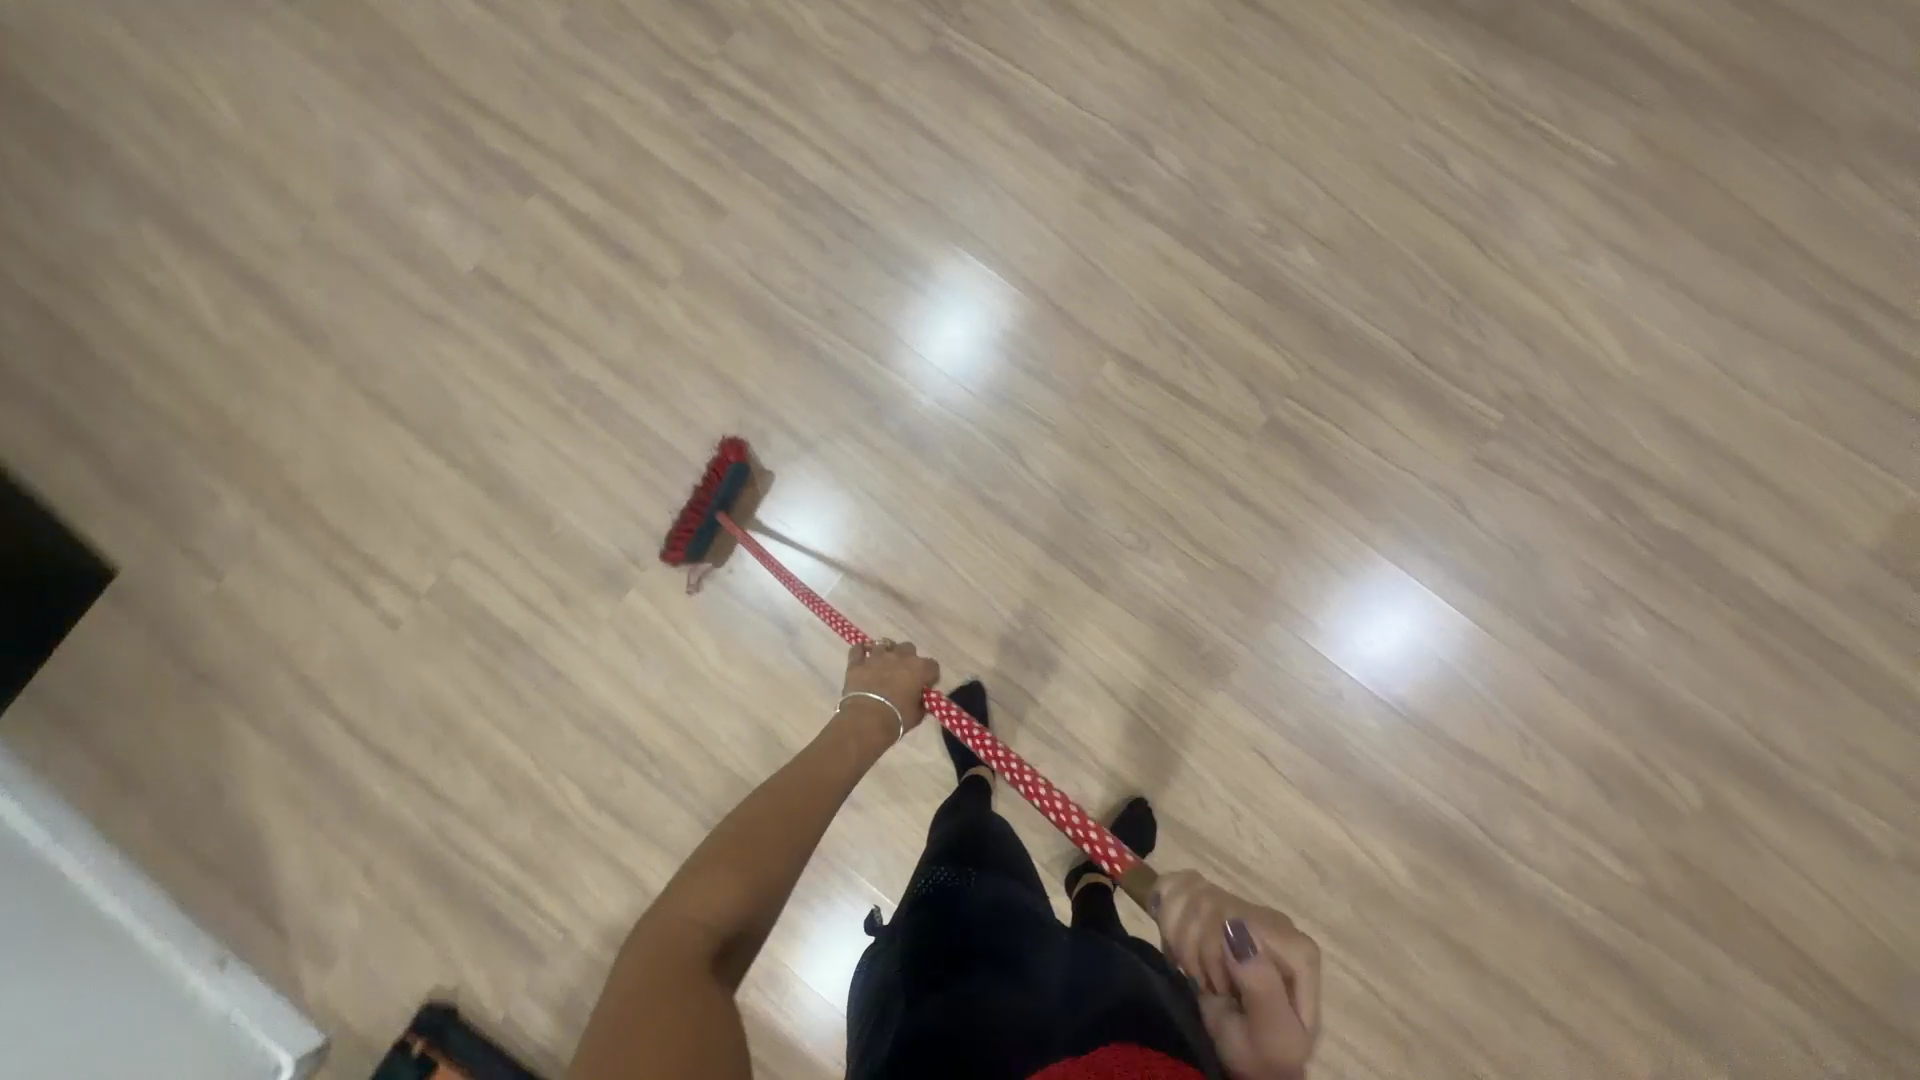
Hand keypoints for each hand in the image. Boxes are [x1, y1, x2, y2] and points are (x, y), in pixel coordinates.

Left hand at [839, 639, 938, 739]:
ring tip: (883, 665)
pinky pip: (858, 649)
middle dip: (908, 659)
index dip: (930, 676)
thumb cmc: (897, 718)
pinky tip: (862, 656)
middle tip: (904, 674)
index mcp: (919, 668)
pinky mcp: (857, 662)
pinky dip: (861, 651)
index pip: (932, 666)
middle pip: (909, 648)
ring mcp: (877, 657)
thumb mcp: (918, 714)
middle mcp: (899, 657)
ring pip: (884, 644)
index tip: (925, 687)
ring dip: (886, 653)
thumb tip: (920, 700)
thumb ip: (921, 702)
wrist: (867, 720)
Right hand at [1153, 870, 1320, 1079]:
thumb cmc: (1261, 1053)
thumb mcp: (1270, 1034)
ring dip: (1184, 947)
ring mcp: (1245, 912)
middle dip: (1199, 956)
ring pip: (1190, 902)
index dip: (1219, 959)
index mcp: (1297, 949)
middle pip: (1212, 909)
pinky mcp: (1219, 908)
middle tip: (1212, 989)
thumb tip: (1237, 931)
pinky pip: (1177, 895)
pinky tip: (1185, 954)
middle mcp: (1274, 922)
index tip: (1224, 991)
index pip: (1239, 923)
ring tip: (1200, 976)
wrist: (1243, 1058)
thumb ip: (1261, 986)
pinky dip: (1170, 928)